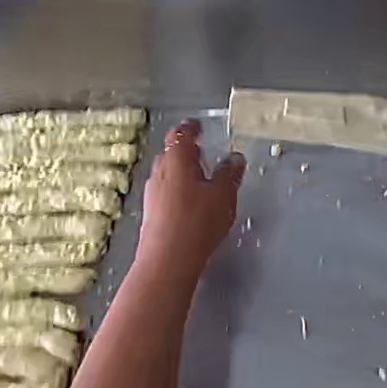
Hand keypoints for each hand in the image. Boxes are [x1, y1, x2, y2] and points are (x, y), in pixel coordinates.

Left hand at [135, 119, 243, 279]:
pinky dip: (179, 191)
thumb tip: (235, 159)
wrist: (167, 262)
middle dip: (187, 151)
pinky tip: (192, 204)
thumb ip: (229, 174)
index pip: (181, 133)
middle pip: (172, 153)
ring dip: (183, 172)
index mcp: (176, 158)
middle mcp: (159, 171)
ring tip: (202, 178)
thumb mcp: (223, 195)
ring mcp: (152, 193)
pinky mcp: (151, 214)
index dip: (191, 127)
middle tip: (203, 151)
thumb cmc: (196, 222)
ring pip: (168, 174)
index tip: (198, 125)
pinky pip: (166, 193)